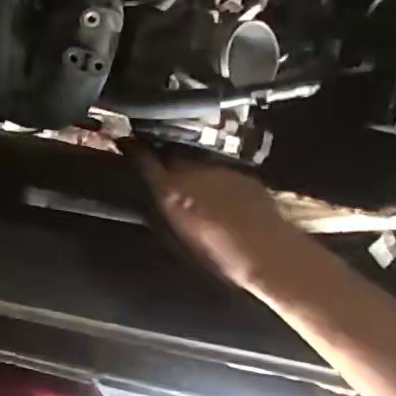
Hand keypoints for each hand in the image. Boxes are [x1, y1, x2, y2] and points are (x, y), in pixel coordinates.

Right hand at [136, 150, 305, 293]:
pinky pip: (221, 172)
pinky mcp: (245, 176)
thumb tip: (155, 193)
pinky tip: (222, 197)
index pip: (144, 160)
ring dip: (192, 171)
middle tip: (162, 174)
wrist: (272, 254)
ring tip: (194, 188)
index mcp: (171, 189)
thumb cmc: (218, 254)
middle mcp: (194, 172)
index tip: (124, 141)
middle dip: (166, 162)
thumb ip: (164, 207)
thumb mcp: (178, 233)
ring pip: (198, 164)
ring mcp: (222, 171)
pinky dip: (216, 180)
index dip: (133, 149)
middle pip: (172, 158)